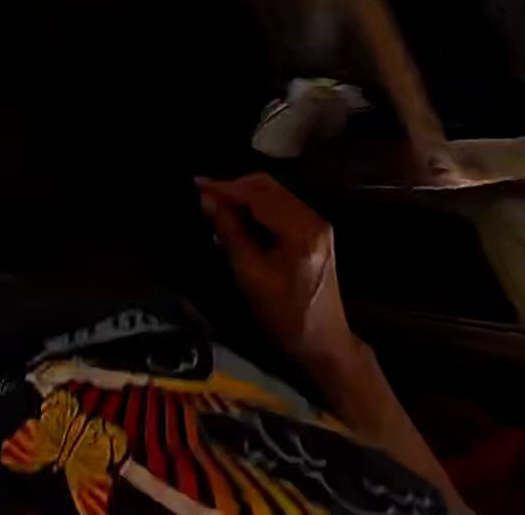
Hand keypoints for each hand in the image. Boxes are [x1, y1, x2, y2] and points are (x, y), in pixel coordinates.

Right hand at [197, 174, 354, 366]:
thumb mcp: (250, 275)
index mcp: (300, 233)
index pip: (257, 196)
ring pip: (274, 191)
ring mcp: (316, 223)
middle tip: (208, 196)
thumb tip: (207, 200)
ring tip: (220, 206)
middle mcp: (312, 220)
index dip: (225, 188)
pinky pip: (282, 203)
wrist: (325, 341)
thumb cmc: (285, 314)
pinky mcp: (315, 228)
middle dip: (235, 187)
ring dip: (245, 194)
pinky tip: (240, 216)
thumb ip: (229, 232)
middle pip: (268, 186)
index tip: (199, 184)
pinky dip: (258, 204)